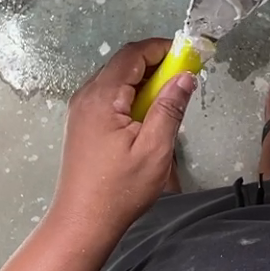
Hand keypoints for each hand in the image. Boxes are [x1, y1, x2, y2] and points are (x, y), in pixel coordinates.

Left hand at [50, 39, 195, 233]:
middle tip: (183, 80)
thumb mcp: (155, 148)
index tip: (188, 56)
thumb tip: (185, 77)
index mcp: (102, 97)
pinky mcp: (83, 123)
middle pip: (124, 63)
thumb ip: (170, 108)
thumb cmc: (119, 189)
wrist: (83, 221)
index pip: (133, 54)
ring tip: (169, 101)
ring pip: (117, 79)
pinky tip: (147, 118)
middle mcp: (86, 96)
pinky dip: (132, 97)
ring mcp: (81, 110)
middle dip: (156, 65)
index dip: (162, 49)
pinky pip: (110, 96)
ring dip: (145, 82)